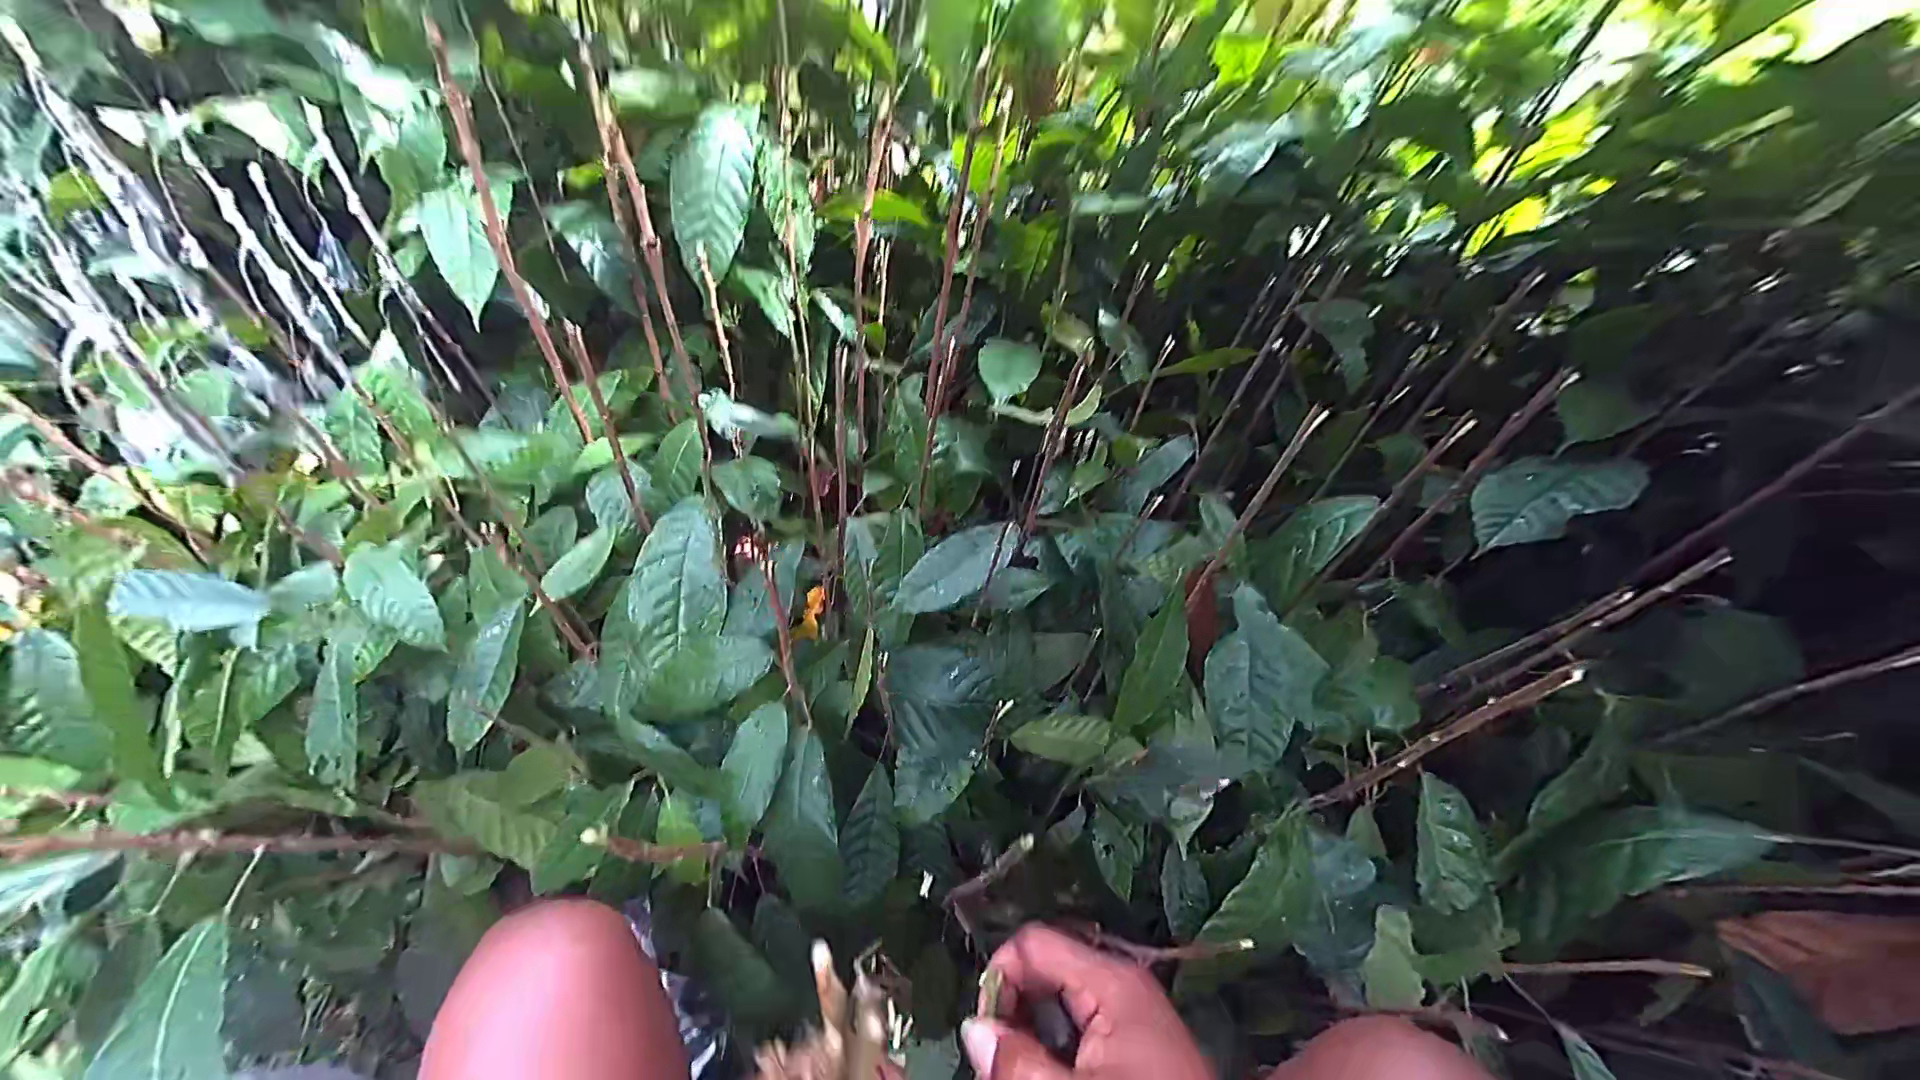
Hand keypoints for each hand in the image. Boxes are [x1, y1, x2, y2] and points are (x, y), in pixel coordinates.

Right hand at [962, 926, 1211, 1079]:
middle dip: (1014, 1005)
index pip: (1034, 943)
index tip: (984, 1029)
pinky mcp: (1138, 1036)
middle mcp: (1121, 978)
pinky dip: (1058, 1039)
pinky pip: (1082, 1019)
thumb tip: (973, 1029)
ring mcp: (1132, 1006)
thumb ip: (1020, 1062)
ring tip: (1021, 1065)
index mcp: (1110, 978)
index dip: (1000, 977)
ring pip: (1061, 995)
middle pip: (1046, 965)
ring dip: (1033, 1026)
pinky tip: (1051, 1068)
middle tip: (998, 1056)